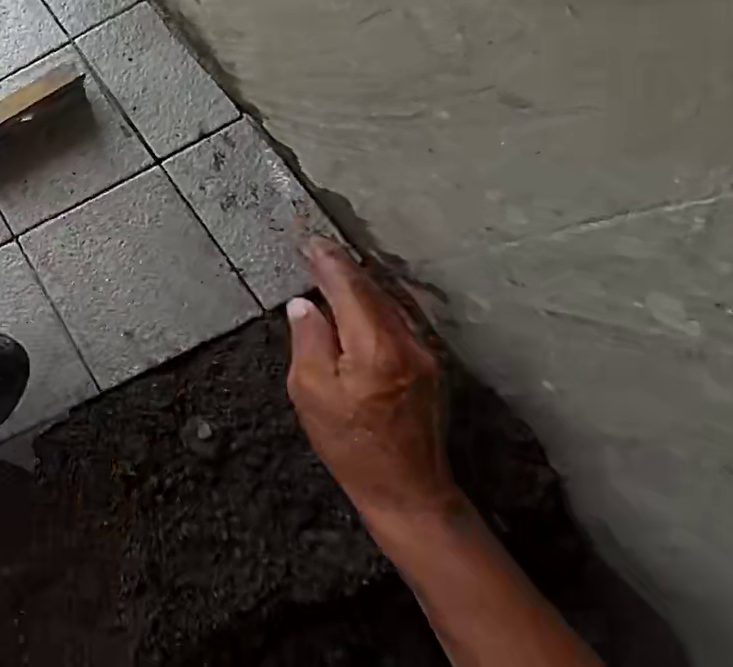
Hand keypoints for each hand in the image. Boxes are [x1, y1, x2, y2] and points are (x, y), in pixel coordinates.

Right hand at [286, 236, 457, 529]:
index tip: (308, 241)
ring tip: (333, 265)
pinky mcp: (428, 362)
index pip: (347, 286)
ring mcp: (423, 351)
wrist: (407, 490)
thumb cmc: (351, 446)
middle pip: (371, 287)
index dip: (325, 260)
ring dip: (359, 279)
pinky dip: (374, 300)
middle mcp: (405, 341)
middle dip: (341, 264)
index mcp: (373, 347)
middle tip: (316, 245)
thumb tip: (304, 303)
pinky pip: (397, 316)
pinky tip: (359, 298)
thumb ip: (308, 340)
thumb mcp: (310, 393)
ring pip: (387, 299)